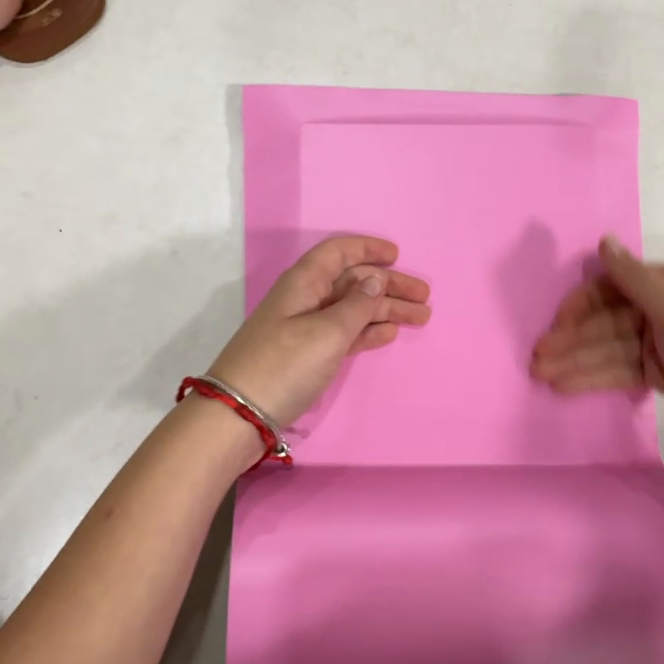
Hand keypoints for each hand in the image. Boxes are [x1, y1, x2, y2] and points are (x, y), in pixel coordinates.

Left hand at [207, 236, 431, 427]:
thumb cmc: (284, 366)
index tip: (398, 254)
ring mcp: (306, 328)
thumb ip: (357, 304)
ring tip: (420, 318)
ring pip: (352, 308)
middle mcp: (306, 299)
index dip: (368, 248)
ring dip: (385, 310)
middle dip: (389, 285)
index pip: (338, 252)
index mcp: (304, 282)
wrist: (238, 415)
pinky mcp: (308, 355)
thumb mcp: (326, 332)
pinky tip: (389, 333)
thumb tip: (376, 278)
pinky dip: (367, 330)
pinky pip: (345, 332)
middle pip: (352, 281)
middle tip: (425, 296)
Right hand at [530, 237, 663, 453]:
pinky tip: (563, 385)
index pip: (615, 285)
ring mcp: (659, 341)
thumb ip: (633, 277)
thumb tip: (604, 241)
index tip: (556, 324)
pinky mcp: (656, 371)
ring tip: (539, 375)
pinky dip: (590, 375)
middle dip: (571, 338)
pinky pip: (616, 367)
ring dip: (573, 359)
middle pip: (607, 319)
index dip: (581, 304)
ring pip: (607, 346)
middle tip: (536, 357)